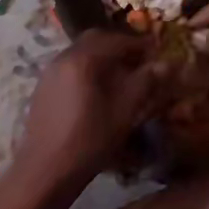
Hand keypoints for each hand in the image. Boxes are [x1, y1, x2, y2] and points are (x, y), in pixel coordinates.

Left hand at [16, 30, 166, 181]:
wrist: (46, 169)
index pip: (116, 39)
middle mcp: (63, 58)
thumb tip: (166, 63)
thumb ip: (144, 82)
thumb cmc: (89, 140)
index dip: (139, 43)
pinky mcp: (43, 87)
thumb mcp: (124, 111)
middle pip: (95, 39)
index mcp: (82, 59)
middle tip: (139, 59)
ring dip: (102, 56)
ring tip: (122, 75)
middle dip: (119, 45)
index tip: (156, 51)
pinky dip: (88, 68)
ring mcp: (49, 72)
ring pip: (80, 52)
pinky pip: (70, 66)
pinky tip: (98, 89)